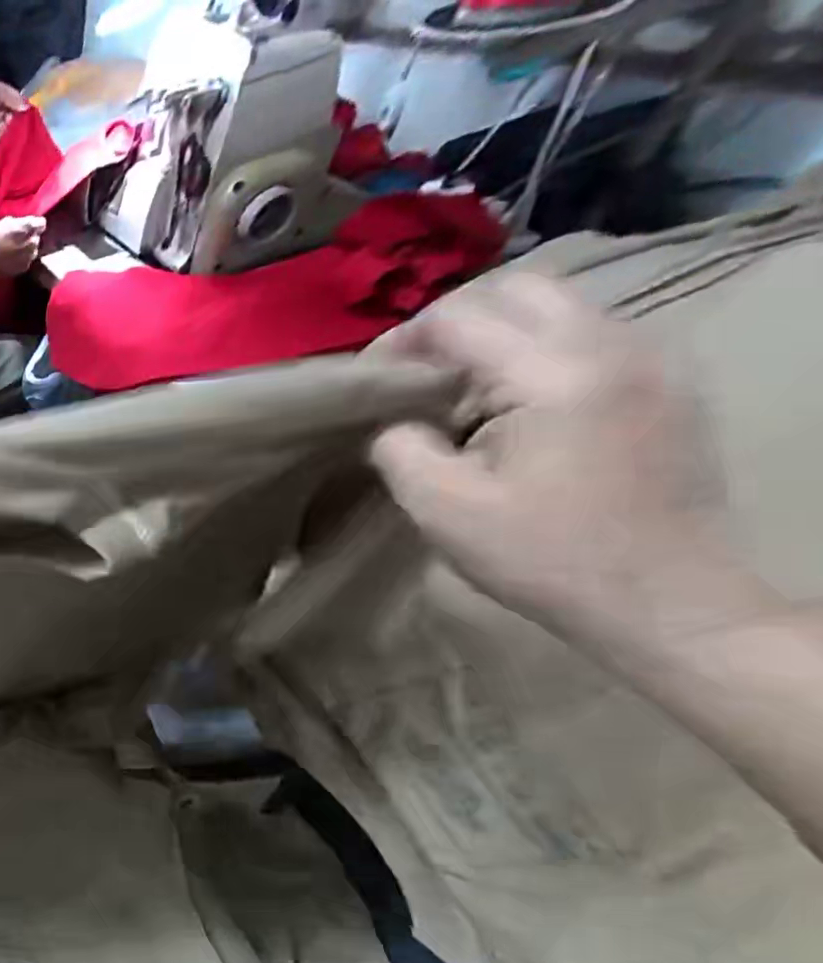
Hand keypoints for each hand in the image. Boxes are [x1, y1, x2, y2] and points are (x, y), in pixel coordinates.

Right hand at [0, 215, 45, 279]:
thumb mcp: (5, 221)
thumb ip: (20, 222)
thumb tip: (26, 224)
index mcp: (29, 227)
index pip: (42, 223)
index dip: (35, 224)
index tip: (27, 226)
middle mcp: (33, 242)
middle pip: (37, 238)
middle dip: (30, 237)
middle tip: (18, 239)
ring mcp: (30, 257)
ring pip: (33, 250)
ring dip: (27, 249)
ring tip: (14, 251)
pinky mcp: (24, 268)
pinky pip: (27, 261)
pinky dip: (22, 259)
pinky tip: (11, 259)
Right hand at [369, 275, 744, 642]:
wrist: (665, 600)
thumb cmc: (543, 554)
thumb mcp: (441, 506)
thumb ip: (398, 447)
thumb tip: (390, 422)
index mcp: (555, 375)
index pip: (458, 318)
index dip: (399, 341)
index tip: (368, 383)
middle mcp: (614, 348)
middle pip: (516, 289)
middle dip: (450, 324)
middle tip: (413, 375)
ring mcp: (652, 361)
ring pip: (556, 307)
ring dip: (494, 337)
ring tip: (455, 392)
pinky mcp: (666, 384)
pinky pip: (586, 336)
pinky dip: (533, 352)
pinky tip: (510, 403)